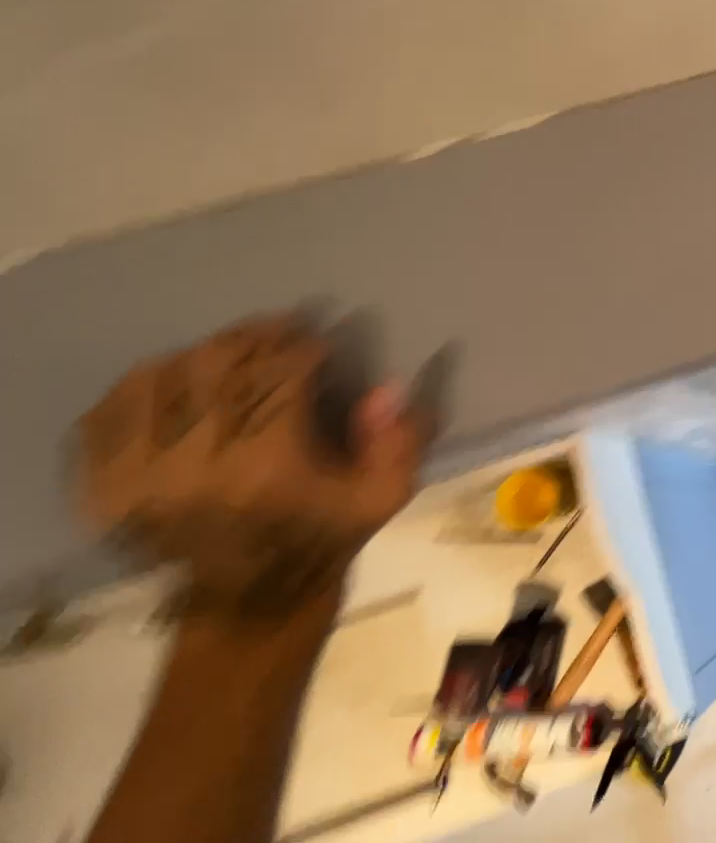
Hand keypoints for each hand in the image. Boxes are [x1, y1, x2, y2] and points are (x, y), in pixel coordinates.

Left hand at [75, 315, 423, 620]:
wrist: (250, 598)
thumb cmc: (326, 537)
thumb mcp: (385, 494)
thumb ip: (398, 440)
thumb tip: (385, 389)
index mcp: (268, 466)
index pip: (277, 376)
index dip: (300, 348)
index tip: (319, 343)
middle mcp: (194, 465)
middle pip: (214, 367)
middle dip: (251, 340)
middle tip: (277, 332)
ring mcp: (137, 476)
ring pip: (158, 379)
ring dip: (199, 357)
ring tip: (232, 355)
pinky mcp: (102, 487)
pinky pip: (107, 413)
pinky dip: (141, 387)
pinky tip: (176, 384)